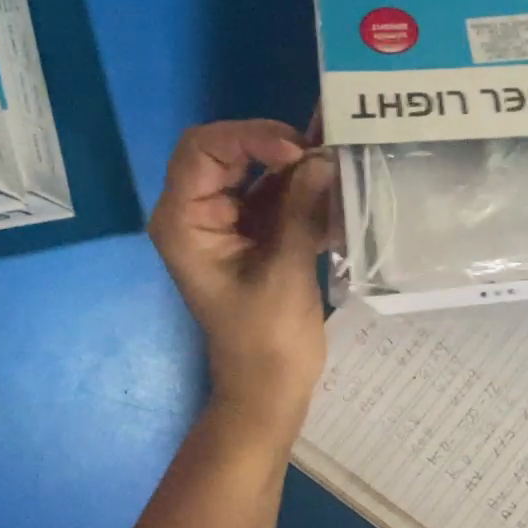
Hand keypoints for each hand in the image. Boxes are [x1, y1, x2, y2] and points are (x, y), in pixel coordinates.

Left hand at [148, 119, 339, 448]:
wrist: (270, 389)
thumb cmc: (265, 340)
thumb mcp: (284, 272)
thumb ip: (301, 211)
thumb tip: (325, 158)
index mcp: (185, 220)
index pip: (204, 150)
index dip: (250, 138)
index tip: (299, 154)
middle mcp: (202, 213)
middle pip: (233, 154)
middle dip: (280, 149)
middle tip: (327, 153)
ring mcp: (232, 224)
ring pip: (263, 175)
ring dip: (302, 171)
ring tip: (342, 166)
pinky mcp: (260, 238)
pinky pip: (283, 201)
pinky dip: (310, 196)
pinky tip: (342, 199)